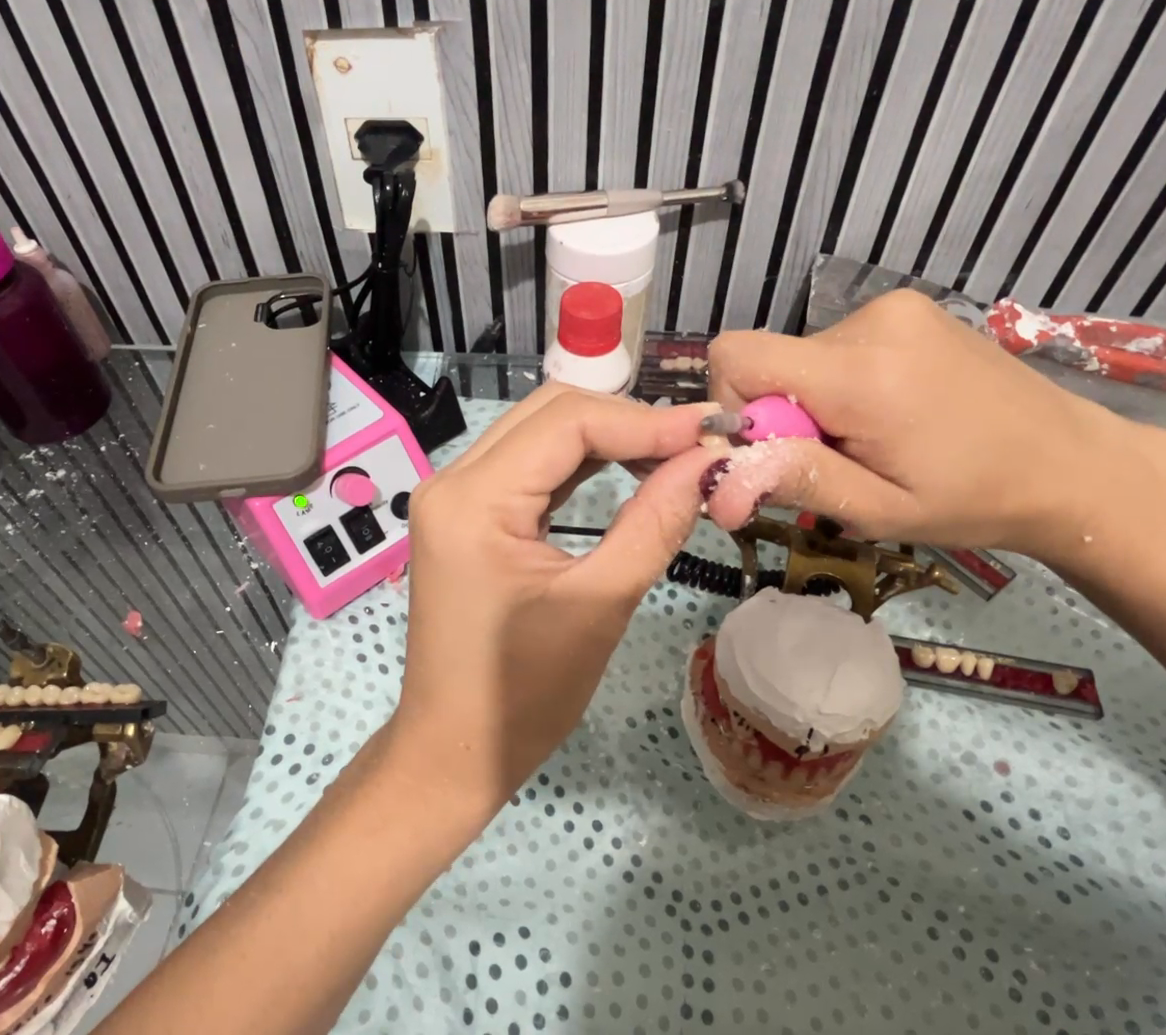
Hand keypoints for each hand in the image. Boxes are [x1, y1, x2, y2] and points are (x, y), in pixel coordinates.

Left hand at [393, 385, 714, 816]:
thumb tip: (706, 461)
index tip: (713, 432)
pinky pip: (527, 468)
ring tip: (674, 457)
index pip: (568, 423)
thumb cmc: (526, 693)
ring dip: (607, 439)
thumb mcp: (600, 604)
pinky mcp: (463, 517)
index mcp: (473, 500)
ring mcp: (453, 497)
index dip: (646, 421)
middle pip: (550, 415)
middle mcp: (452, 481)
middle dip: (627, 422)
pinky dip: (579, 465)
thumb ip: (655, 522)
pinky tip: (628, 472)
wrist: (456, 749)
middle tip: (697, 445)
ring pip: (538, 434)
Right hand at [703, 289, 1165, 563]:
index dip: (732, 408)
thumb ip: (793, 480)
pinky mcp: (906, 309)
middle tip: (841, 461)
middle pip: (768, 362)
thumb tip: (711, 477)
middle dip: (782, 417)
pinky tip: (889, 416)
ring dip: (814, 405)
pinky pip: (834, 347)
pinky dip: (839, 386)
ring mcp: (893, 308)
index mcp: (861, 372)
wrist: (1071, 465)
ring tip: (874, 442)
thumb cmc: (975, 501)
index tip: (774, 451)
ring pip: (799, 358)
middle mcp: (870, 321)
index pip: (735, 356)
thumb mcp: (877, 511)